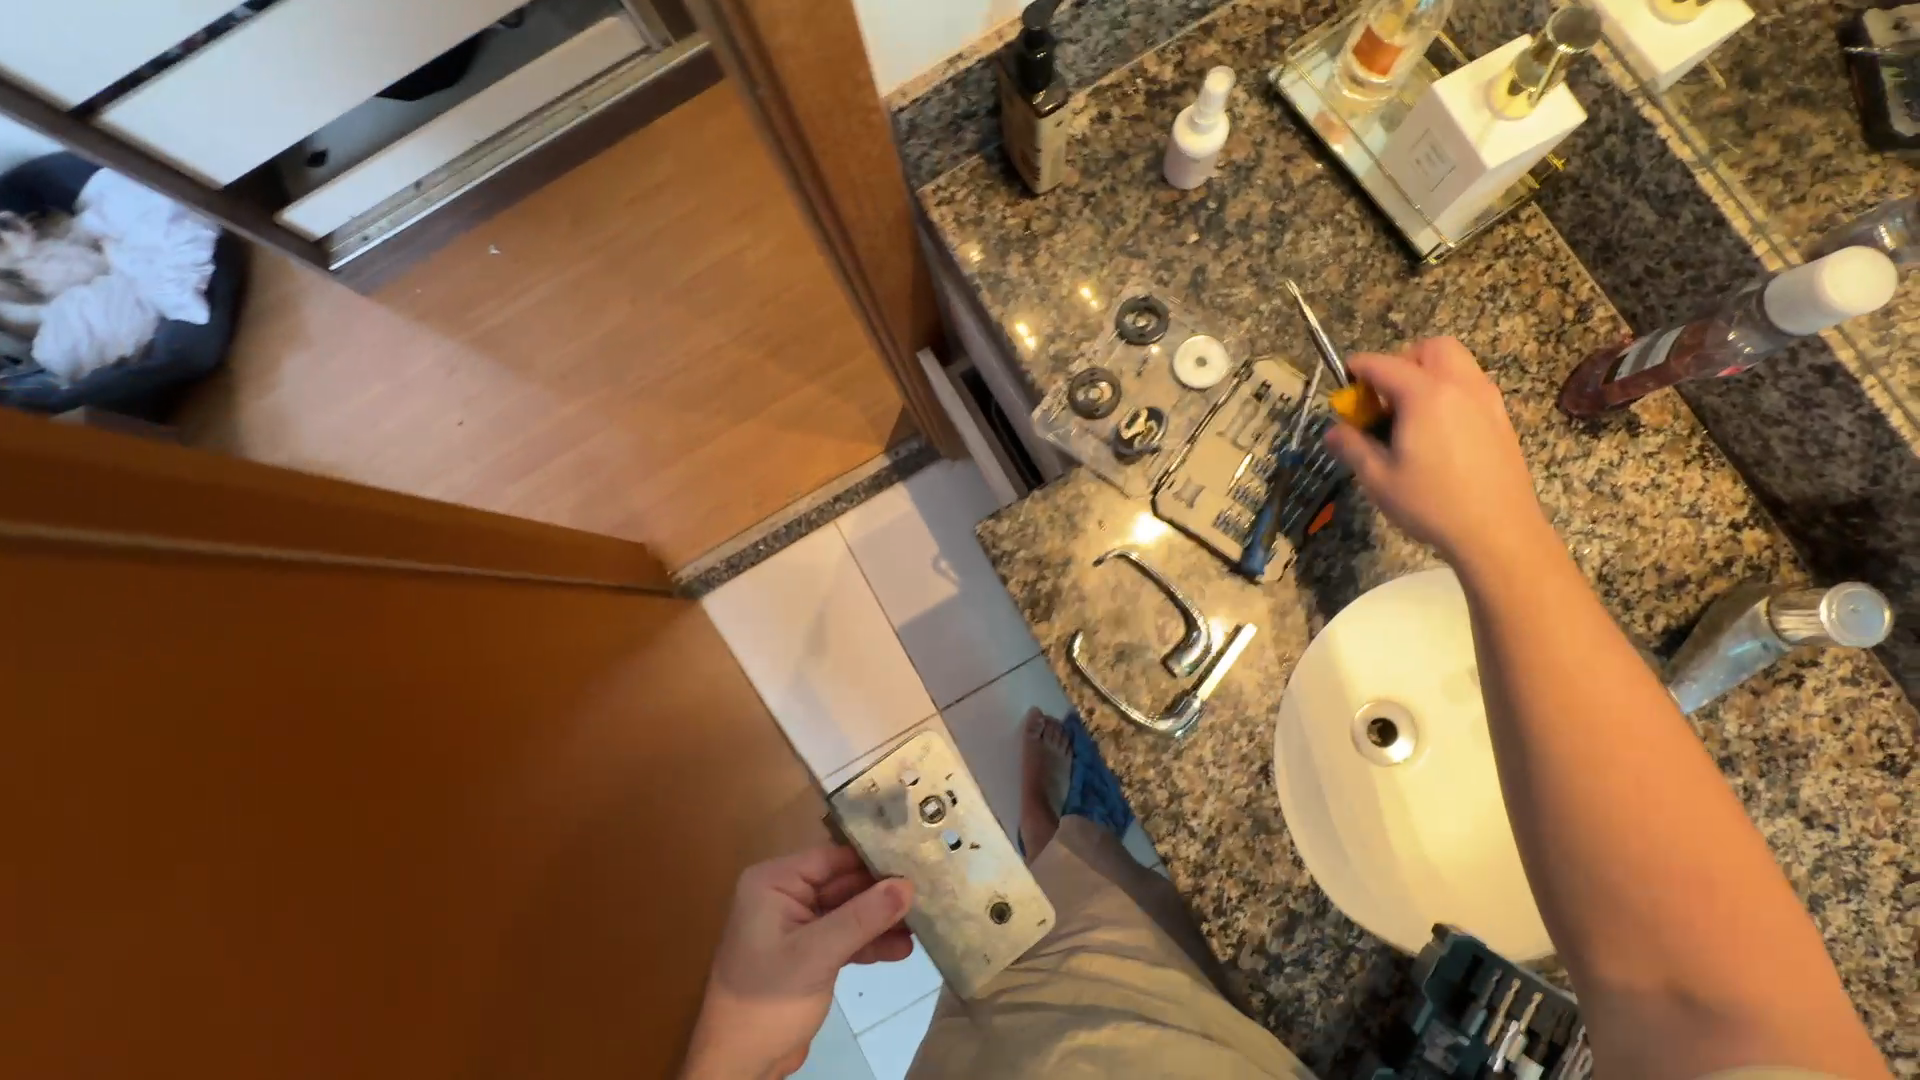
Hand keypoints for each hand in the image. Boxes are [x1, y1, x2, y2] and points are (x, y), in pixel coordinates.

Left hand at [681, 846, 915, 1079]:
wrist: (738, 1065)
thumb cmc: (767, 1000)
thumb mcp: (816, 954)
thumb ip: (863, 917)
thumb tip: (908, 885)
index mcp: (774, 882)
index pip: (832, 858)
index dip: (873, 859)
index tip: (916, 861)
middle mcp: (785, 895)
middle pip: (844, 883)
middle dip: (883, 893)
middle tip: (928, 893)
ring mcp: (798, 926)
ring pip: (849, 911)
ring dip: (881, 920)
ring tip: (923, 925)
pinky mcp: (809, 953)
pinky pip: (845, 936)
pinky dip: (870, 943)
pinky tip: (902, 949)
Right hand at [1323, 337, 1549, 567]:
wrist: (1498, 531)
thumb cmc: (1431, 504)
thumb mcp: (1378, 479)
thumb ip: (1352, 447)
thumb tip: (1334, 432)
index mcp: (1425, 396)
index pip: (1383, 364)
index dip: (1358, 369)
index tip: (1344, 382)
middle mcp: (1460, 387)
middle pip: (1431, 348)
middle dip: (1402, 361)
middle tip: (1385, 396)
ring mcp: (1487, 401)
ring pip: (1457, 364)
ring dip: (1428, 375)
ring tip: (1409, 414)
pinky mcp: (1501, 420)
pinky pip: (1471, 387)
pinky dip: (1449, 393)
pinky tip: (1436, 432)